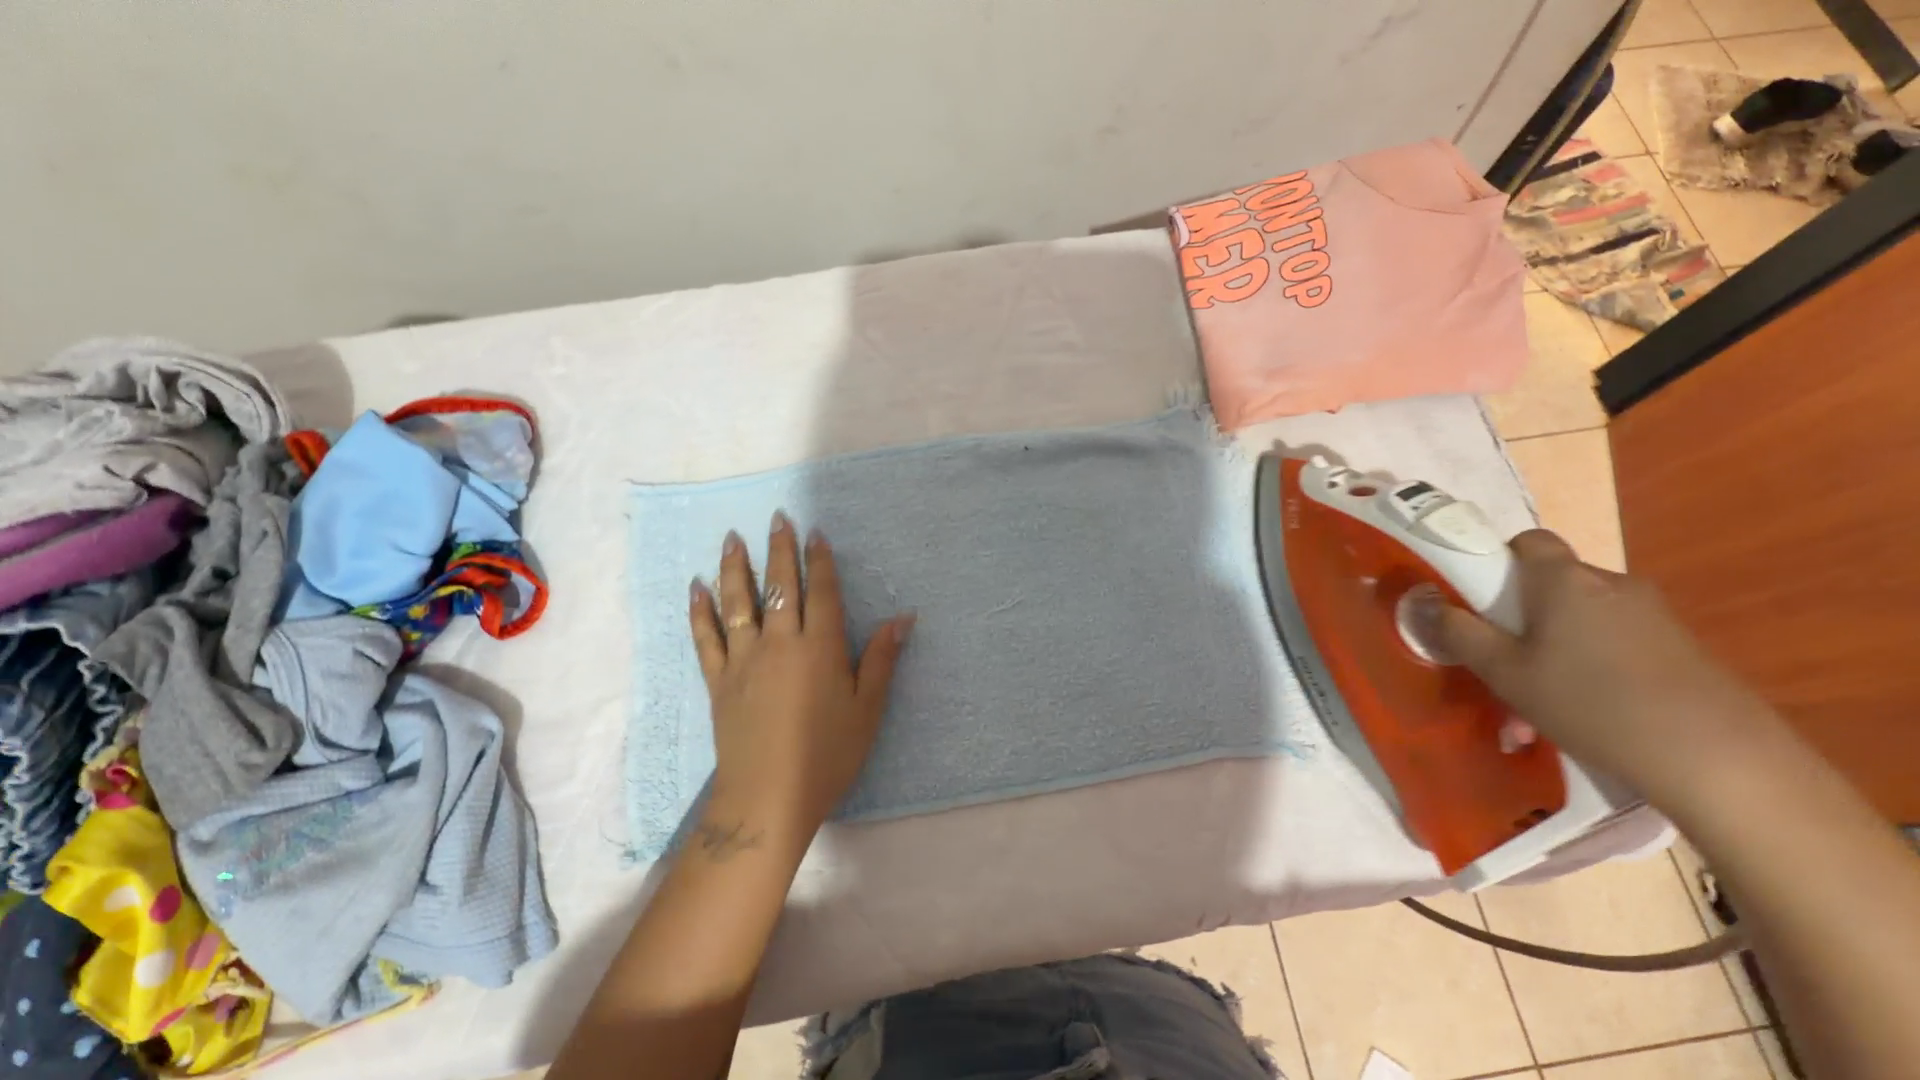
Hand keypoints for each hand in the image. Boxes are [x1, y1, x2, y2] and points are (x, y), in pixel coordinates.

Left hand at [688, 513, 912, 841]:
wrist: (768, 794)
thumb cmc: (827, 754)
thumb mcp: (868, 710)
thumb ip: (882, 660)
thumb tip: (903, 618)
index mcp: (820, 647)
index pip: (822, 592)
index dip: (820, 560)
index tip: (816, 533)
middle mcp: (780, 641)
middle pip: (780, 586)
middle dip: (780, 550)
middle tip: (777, 519)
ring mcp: (744, 658)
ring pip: (738, 601)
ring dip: (736, 567)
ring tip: (733, 538)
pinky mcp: (718, 679)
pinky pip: (706, 636)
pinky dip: (700, 610)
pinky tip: (696, 588)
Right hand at [1414, 529, 1775, 798]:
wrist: (1711, 752)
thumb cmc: (1589, 702)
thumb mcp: (1506, 673)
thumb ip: (1461, 634)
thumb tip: (1426, 603)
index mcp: (1563, 579)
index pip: (1528, 541)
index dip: (1499, 562)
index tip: (1482, 602)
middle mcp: (1610, 583)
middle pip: (1554, 584)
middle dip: (1525, 618)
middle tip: (1505, 667)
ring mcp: (1651, 614)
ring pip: (1584, 619)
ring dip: (1557, 649)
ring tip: (1542, 706)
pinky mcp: (1678, 646)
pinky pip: (1617, 643)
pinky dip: (1594, 666)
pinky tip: (1590, 714)